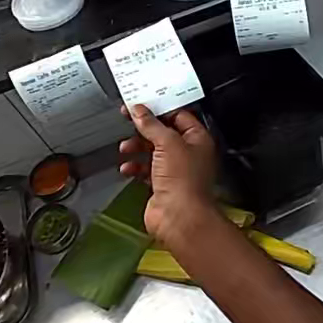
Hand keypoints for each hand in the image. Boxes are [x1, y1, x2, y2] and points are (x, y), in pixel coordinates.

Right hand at [118, 106, 225, 247]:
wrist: (179, 218)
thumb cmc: (184, 182)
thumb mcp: (166, 143)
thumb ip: (151, 124)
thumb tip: (139, 111)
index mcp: (197, 139)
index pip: (178, 115)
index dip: (159, 109)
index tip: (141, 104)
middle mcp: (188, 153)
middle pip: (162, 133)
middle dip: (144, 129)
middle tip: (128, 120)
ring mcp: (175, 170)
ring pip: (152, 151)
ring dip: (136, 148)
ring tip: (125, 147)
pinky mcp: (162, 185)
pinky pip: (145, 170)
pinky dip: (134, 167)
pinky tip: (127, 168)